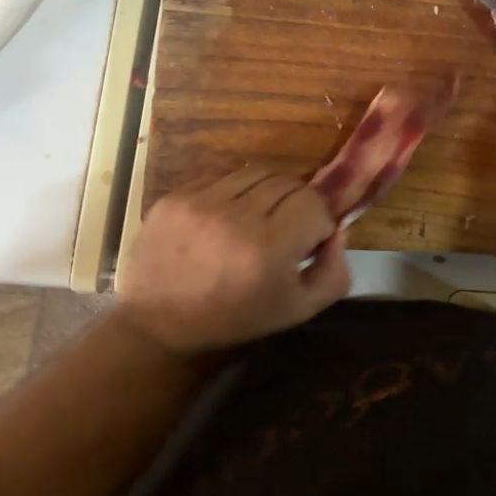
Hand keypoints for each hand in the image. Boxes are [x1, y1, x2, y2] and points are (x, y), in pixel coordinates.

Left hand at [117, 168, 350, 353]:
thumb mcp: (299, 309)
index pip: (313, 201)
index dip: (317, 221)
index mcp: (267, 248)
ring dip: (266, 192)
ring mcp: (200, 202)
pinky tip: (225, 221)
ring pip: (257, 172)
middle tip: (284, 230)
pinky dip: (234, 193)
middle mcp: (235, 217)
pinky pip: (223, 177)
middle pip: (288, 182)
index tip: (306, 243)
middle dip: (295, 204)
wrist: (158, 324)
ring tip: (256, 219)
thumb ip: (335, 271)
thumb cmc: (235, 319)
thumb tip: (338, 229)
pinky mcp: (176, 196)